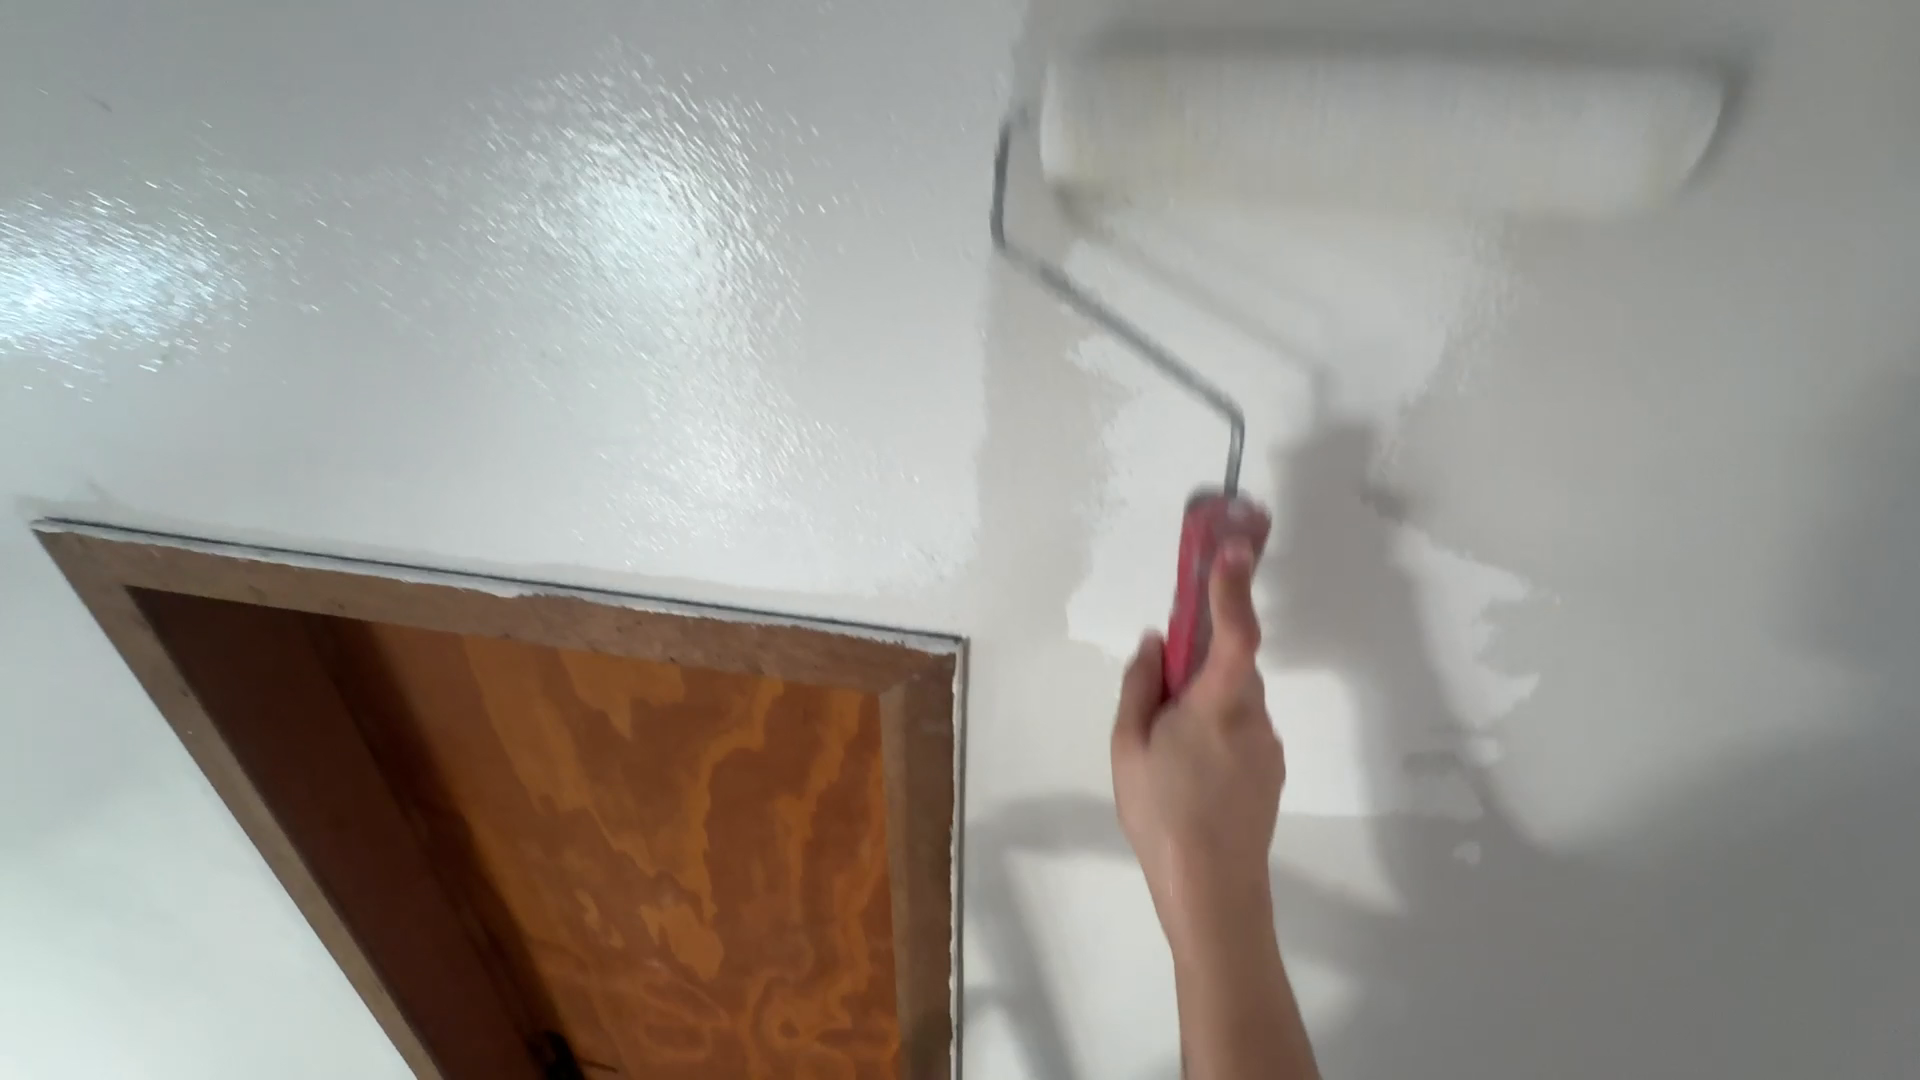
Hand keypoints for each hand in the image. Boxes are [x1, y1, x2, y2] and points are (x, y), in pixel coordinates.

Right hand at [1111, 537, 1281, 942]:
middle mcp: (1252, 714)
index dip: (1233, 586)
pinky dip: (1216, 728)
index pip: (1234, 631)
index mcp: (1215, 703)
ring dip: (1203, 700)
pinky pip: (1240, 727)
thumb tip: (1157, 641)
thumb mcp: (1128, 745)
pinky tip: (1190, 773)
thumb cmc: (1161, 811)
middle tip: (1158, 692)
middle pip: (1229, 665)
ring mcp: (1267, 744)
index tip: (1234, 547)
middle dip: (1198, 662)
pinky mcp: (1270, 769)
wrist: (1213, 890)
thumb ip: (1141, 684)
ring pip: (1233, 698)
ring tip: (1166, 751)